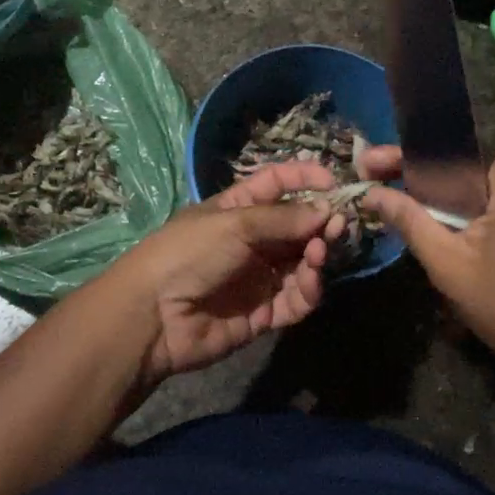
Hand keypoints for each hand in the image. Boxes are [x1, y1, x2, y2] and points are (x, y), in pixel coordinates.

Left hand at [112, 161, 345, 382]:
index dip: (304, 178)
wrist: (154, 316)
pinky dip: (308, 291)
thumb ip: (282, 218)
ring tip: (320, 253)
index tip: (335, 182)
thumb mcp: (234, 224)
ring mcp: (258, 277)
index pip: (277, 184)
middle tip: (339, 226)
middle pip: (297, 227)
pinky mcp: (263, 313)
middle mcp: (252, 240)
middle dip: (321, 224)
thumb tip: (325, 210)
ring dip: (317, 257)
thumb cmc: (189, 252)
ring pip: (301, 263)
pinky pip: (295, 299)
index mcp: (238, 208)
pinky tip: (310, 281)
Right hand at [363, 151, 494, 368]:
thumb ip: (409, 219)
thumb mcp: (447, 261)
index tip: (366, 164)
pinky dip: (456, 210)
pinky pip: (485, 201)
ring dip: (433, 195)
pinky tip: (422, 214)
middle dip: (414, 177)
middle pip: (458, 170)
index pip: (447, 158)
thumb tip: (370, 192)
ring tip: (386, 194)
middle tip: (370, 179)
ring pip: (469, 187)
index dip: (402, 160)